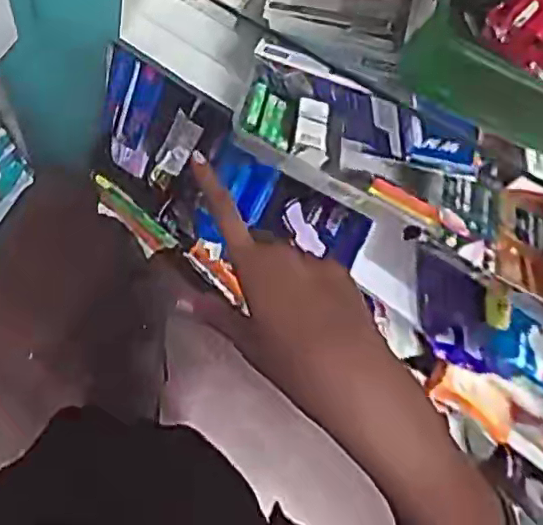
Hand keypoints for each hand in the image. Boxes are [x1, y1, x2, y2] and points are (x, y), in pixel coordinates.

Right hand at [184, 155, 391, 400]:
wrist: (361, 383)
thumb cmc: (294, 365)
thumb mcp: (249, 343)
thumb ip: (216, 314)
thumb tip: (182, 299)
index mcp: (253, 265)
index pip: (224, 214)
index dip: (209, 185)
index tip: (199, 159)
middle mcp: (282, 252)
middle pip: (259, 244)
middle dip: (254, 262)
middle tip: (254, 302)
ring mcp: (315, 260)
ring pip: (288, 259)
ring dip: (283, 276)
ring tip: (291, 320)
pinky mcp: (342, 273)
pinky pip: (315, 270)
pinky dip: (310, 285)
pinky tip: (319, 319)